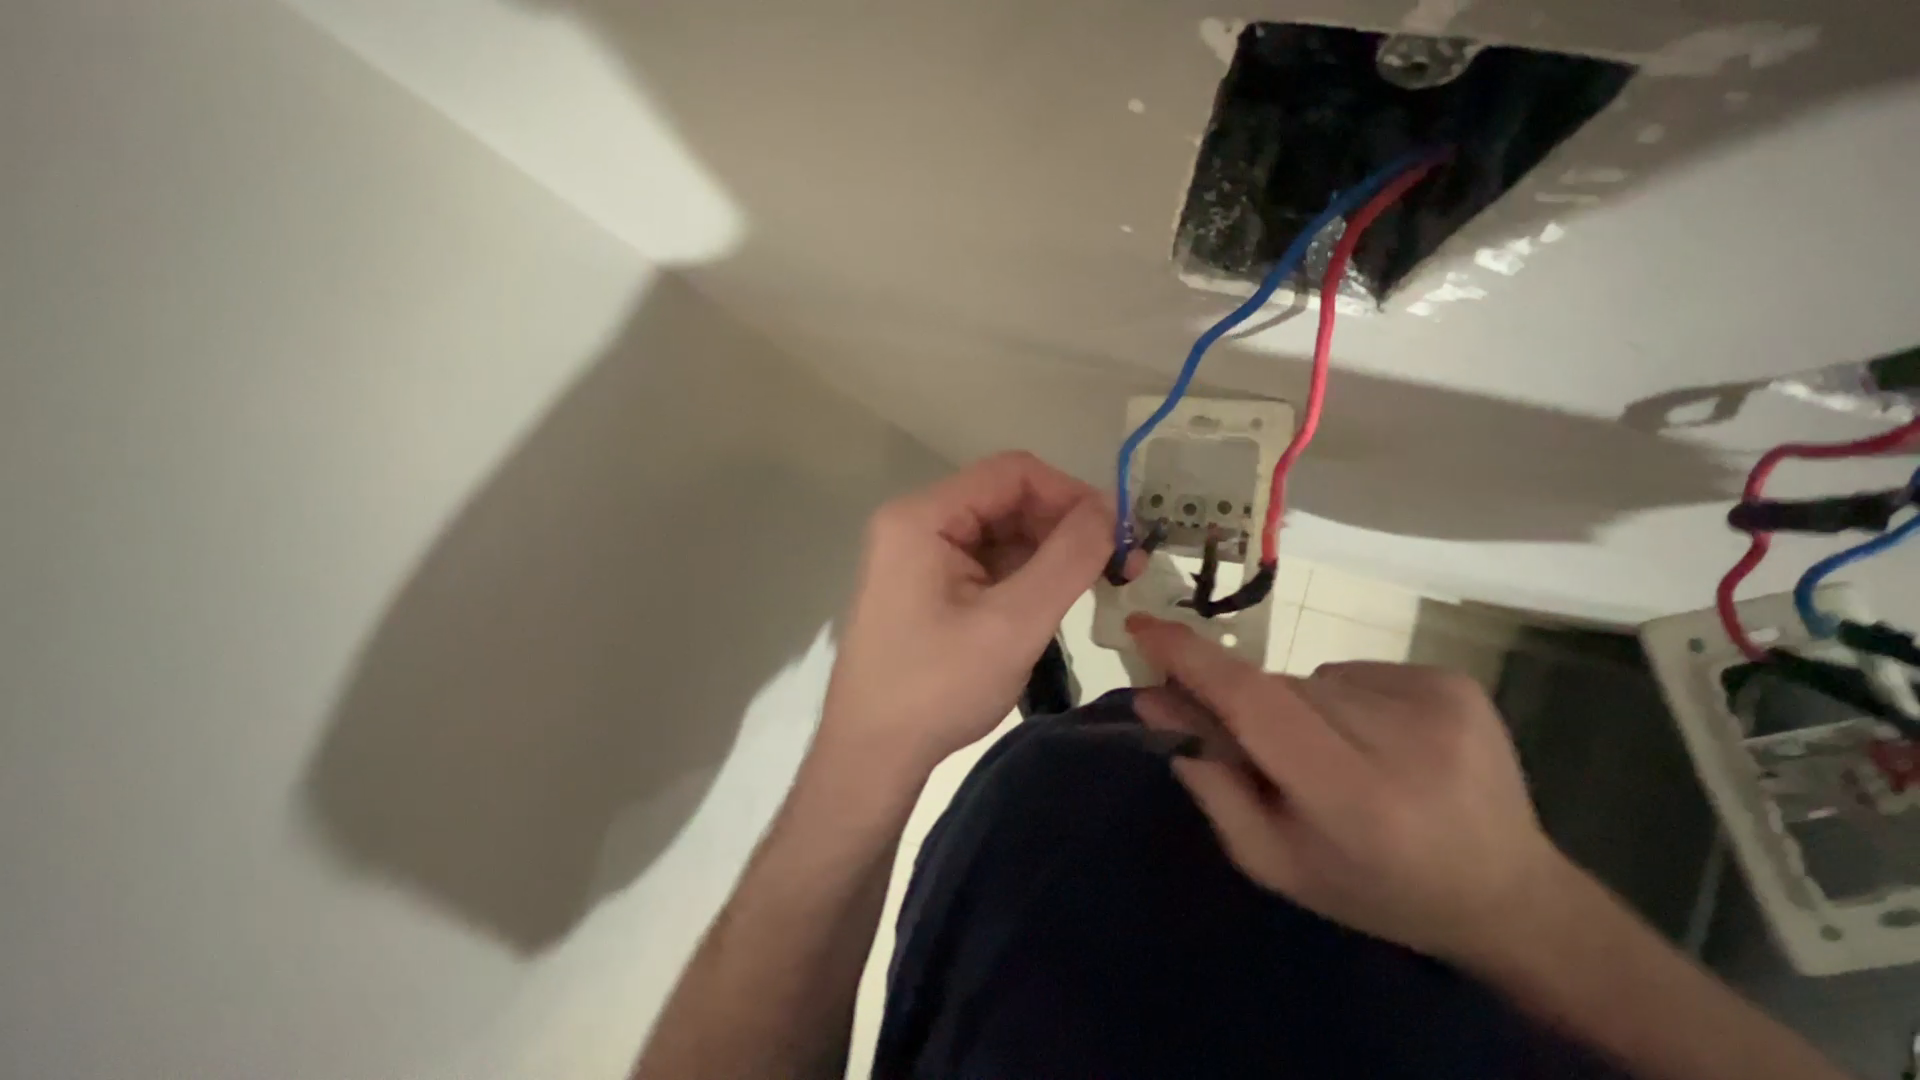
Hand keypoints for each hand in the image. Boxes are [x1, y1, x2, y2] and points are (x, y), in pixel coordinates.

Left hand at [820, 452, 1112, 778]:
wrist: (871, 756)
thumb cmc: (937, 688)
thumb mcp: (1013, 623)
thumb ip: (1068, 559)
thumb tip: (1112, 508)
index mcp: (922, 517)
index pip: (1012, 473)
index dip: (1071, 494)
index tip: (1119, 534)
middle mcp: (915, 525)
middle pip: (1005, 500)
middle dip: (1064, 526)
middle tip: (1120, 566)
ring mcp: (917, 558)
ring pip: (999, 534)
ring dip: (1049, 553)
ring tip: (1097, 586)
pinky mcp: (924, 589)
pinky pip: (985, 564)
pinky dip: (1025, 577)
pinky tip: (1055, 602)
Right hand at [1127, 615, 1573, 968]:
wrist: (1506, 894)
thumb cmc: (1373, 889)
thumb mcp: (1276, 862)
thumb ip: (1213, 785)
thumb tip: (1157, 703)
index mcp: (1353, 796)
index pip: (1256, 704)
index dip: (1194, 662)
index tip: (1143, 629)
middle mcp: (1400, 737)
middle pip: (1277, 688)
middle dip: (1246, 706)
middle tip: (1259, 752)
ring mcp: (1435, 701)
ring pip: (1313, 678)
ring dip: (1298, 707)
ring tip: (1337, 758)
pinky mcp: (1454, 681)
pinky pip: (1354, 672)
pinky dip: (1342, 699)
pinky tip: (1376, 744)